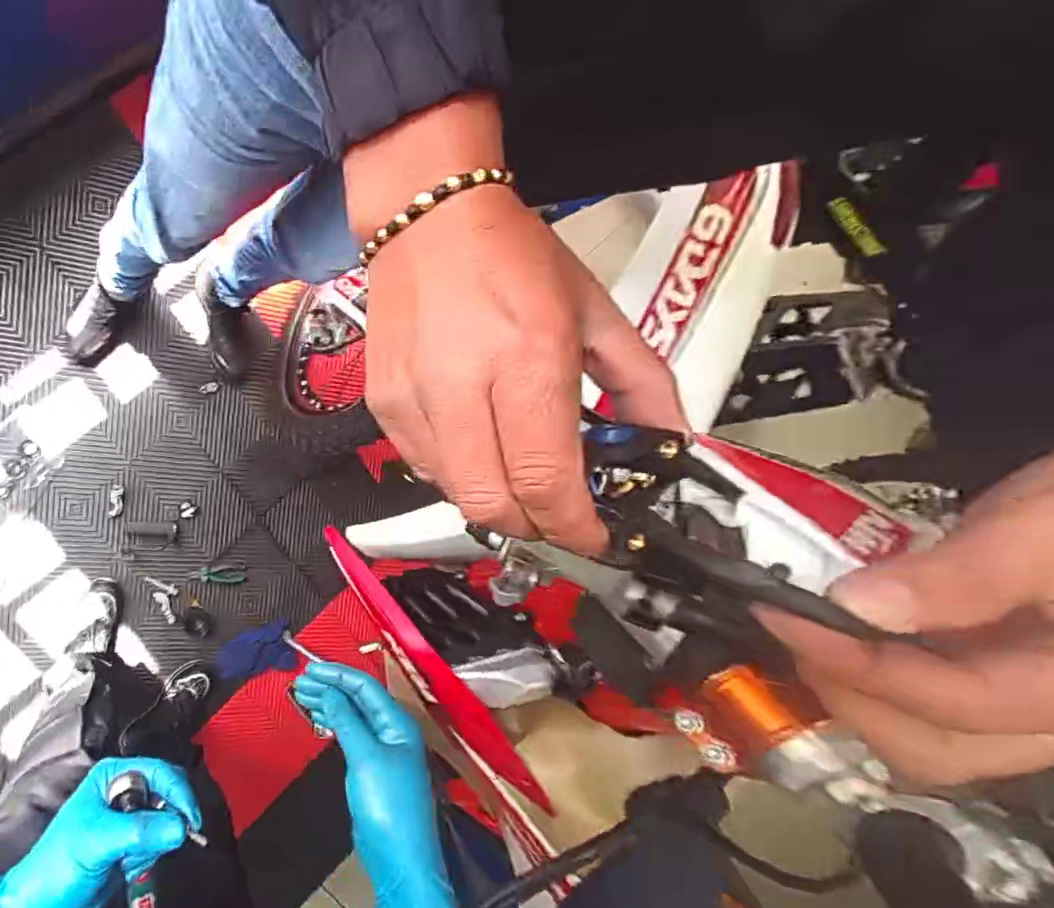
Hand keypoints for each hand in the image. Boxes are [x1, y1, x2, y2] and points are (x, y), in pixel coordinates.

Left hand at [0, 758, 200, 907]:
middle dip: (169, 823)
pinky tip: (130, 872)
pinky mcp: (130, 847)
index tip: (190, 822)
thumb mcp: (96, 843)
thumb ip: (139, 832)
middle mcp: (120, 793)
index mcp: (109, 778)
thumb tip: (179, 826)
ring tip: (130, 864)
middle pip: (168, 795)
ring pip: (167, 822)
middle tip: (161, 845)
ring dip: (157, 846)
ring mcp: (126, 821)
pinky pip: (159, 845)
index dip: (179, 793)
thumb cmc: (54, 870)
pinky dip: (152, 860)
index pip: (160, 772)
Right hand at [292, 663, 496, 907]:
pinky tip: (319, 720)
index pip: (365, 686)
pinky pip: (351, 733)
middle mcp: (392, 732)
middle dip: (330, 686)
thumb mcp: (365, 757)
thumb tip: (329, 690)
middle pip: (358, 698)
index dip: (336, 674)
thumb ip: (346, 720)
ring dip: (329, 703)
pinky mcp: (372, 767)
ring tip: (302, 696)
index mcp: (397, 724)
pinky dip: (333, 723)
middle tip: (299, 682)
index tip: (308, 668)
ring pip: (353, 715)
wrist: (400, 858)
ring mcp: (382, 750)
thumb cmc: (389, 807)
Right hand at [346, 95, 687, 554]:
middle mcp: (459, 386)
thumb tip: (668, 439)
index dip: (573, 525)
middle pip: (492, 504)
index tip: (591, 536)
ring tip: (515, 470)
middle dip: (532, 526)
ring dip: (494, 500)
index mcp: (525, 357)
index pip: (546, 478)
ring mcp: (412, 401)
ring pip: (454, 495)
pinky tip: (476, 443)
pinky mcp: (385, 408)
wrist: (427, 226)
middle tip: (556, 516)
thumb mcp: (593, 311)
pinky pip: (423, 469)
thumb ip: (640, 383)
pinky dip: (457, 474)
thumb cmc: (505, 256)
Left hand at [757, 440, 1053, 785]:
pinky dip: (873, 676)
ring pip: (923, 735)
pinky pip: (930, 704)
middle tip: (795, 625)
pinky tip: (847, 632)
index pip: (944, 702)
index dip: (846, 662)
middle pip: (929, 746)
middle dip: (845, 690)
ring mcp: (1043, 710)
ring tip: (814, 628)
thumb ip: (962, 574)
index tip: (780, 614)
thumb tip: (853, 605)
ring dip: (852, 688)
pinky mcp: (1017, 688)